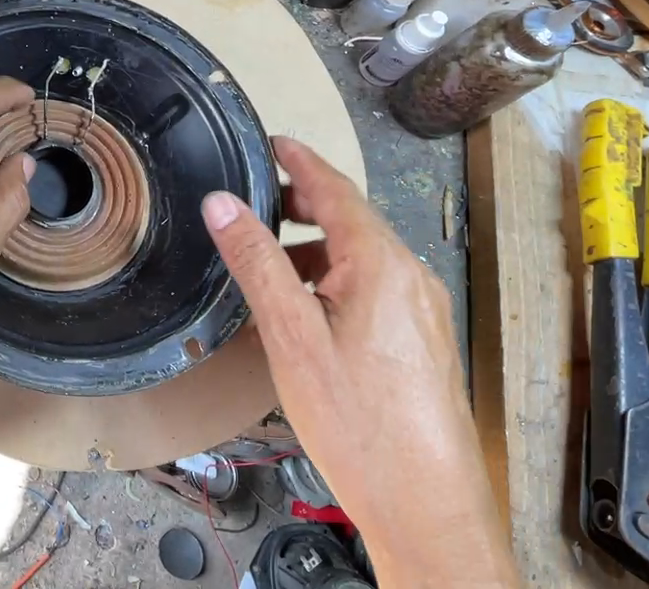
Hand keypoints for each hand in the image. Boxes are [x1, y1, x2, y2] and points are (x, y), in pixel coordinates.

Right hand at [202, 137, 517, 586]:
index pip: (336, 190)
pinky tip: (303, 309)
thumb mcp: (291, 335)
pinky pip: (372, 287)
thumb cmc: (357, 420)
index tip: (272, 140)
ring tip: (269, 262)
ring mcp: (421, 311)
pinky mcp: (421, 342)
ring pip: (360, 256)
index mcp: (380, 265)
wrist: (427, 508)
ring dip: (314, 245)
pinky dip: (332, 278)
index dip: (300, 161)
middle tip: (255, 202)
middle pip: (351, 219)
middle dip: (303, 203)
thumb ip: (256, 262)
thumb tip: (221, 201)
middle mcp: (409, 278)